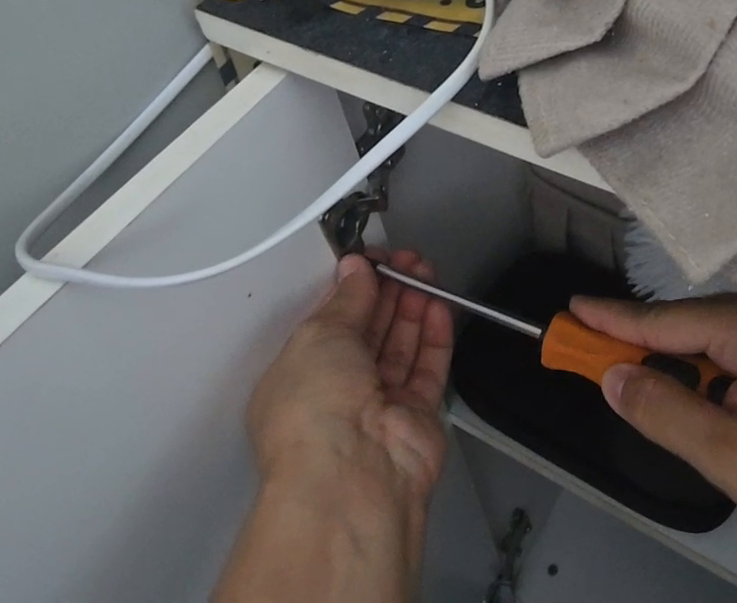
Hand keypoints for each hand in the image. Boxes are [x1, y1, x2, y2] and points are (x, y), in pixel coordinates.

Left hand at [247, 249, 454, 507]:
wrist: (352, 477)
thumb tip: (355, 270)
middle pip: (368, 330)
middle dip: (388, 290)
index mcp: (299, 375)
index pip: (330, 321)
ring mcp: (378, 405)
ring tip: (425, 272)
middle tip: (406, 260)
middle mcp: (337, 392)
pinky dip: (434, 334)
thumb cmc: (314, 412)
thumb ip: (346, 298)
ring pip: (400, 345)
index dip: (353, 287)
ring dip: (413, 305)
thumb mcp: (319, 335)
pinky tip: (438, 305)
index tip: (372, 260)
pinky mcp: (416, 415)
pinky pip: (427, 366)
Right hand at [570, 294, 736, 572]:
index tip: (572, 309)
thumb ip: (664, 409)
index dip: (611, 320)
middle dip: (648, 348)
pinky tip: (723, 409)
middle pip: (694, 329)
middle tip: (601, 361)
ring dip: (689, 371)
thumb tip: (615, 375)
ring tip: (664, 399)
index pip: (663, 320)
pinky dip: (724, 378)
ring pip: (726, 348)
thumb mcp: (728, 455)